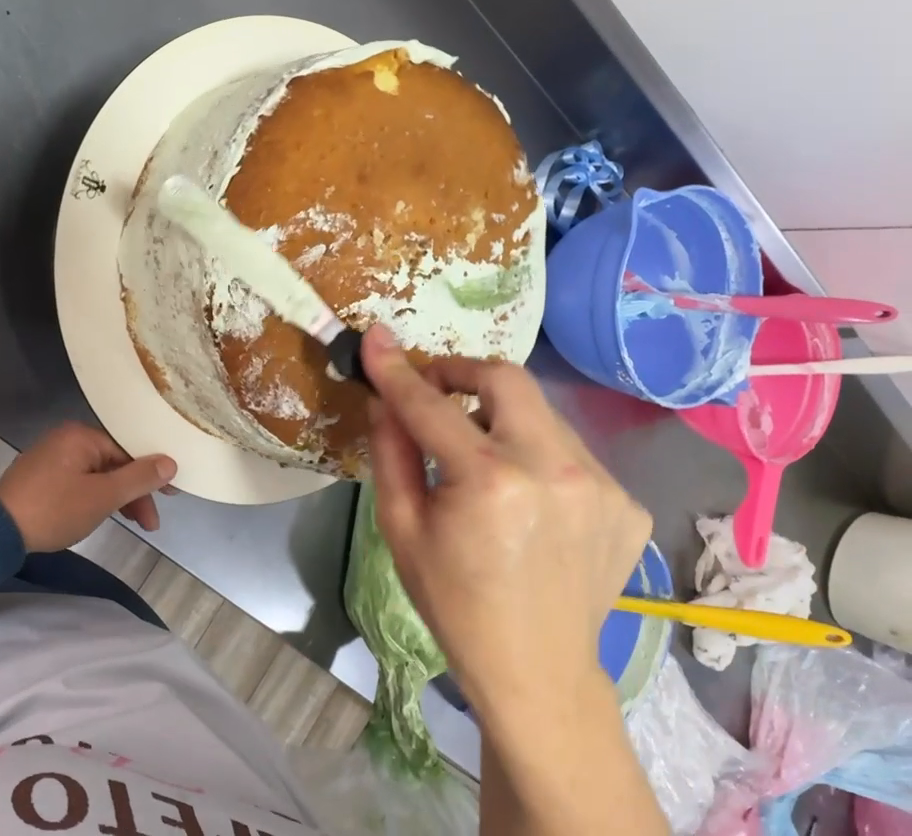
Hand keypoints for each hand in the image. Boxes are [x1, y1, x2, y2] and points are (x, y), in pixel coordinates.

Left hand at [0, 423, 176, 552]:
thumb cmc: (55, 509)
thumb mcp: (102, 496)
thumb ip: (138, 478)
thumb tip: (169, 462)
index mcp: (80, 435)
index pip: (128, 449)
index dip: (151, 474)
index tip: (172, 497)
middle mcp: (65, 438)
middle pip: (113, 461)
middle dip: (134, 491)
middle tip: (150, 523)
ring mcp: (50, 456)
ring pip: (97, 473)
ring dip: (117, 497)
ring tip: (134, 524)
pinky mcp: (41, 475)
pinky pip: (79, 480)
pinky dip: (95, 496)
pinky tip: (103, 514)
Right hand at [360, 325, 650, 721]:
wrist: (536, 666)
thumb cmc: (451, 598)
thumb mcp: (400, 525)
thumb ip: (390, 450)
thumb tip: (382, 396)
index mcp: (490, 482)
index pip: (432, 403)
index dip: (397, 368)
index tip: (374, 337)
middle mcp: (557, 470)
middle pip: (507, 379)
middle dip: (460, 372)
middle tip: (430, 389)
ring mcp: (603, 485)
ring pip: (539, 413)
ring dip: (496, 415)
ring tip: (472, 450)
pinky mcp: (628, 502)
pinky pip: (568, 450)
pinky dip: (531, 452)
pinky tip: (517, 493)